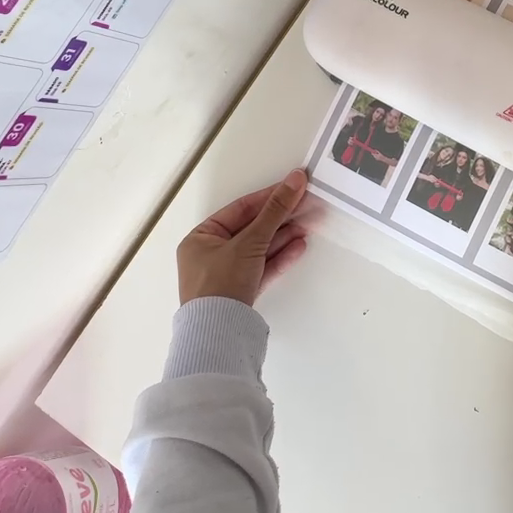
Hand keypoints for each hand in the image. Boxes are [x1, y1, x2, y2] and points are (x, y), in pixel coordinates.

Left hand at [176, 168, 310, 305]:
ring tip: (309, 225)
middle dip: (282, 218)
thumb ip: (275, 210)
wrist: (218, 333)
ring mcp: (227, 273)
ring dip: (285, 236)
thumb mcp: (250, 241)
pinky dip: (281, 257)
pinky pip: (263, 267)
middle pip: (254, 228)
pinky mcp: (241, 290)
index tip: (294, 186)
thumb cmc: (222, 281)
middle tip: (307, 205)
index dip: (270, 197)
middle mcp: (211, 253)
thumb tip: (295, 179)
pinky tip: (300, 246)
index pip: (241, 209)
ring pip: (261, 248)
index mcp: (202, 237)